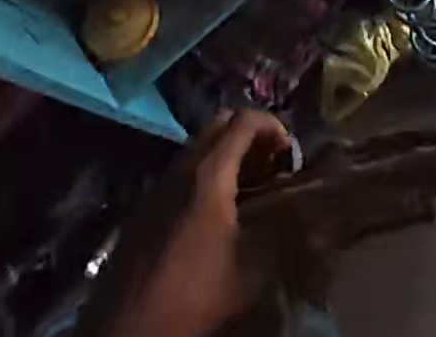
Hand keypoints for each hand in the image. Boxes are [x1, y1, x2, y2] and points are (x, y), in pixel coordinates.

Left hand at [81, 109, 291, 336]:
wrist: (126, 330)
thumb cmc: (194, 295)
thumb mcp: (252, 269)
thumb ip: (284, 231)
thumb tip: (309, 210)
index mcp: (210, 172)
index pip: (244, 120)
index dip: (273, 126)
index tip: (289, 153)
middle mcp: (183, 166)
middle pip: (220, 124)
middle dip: (251, 134)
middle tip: (270, 164)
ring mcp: (160, 184)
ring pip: (200, 146)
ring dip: (228, 153)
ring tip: (249, 187)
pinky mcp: (147, 205)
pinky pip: (183, 170)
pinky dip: (208, 172)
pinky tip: (217, 211)